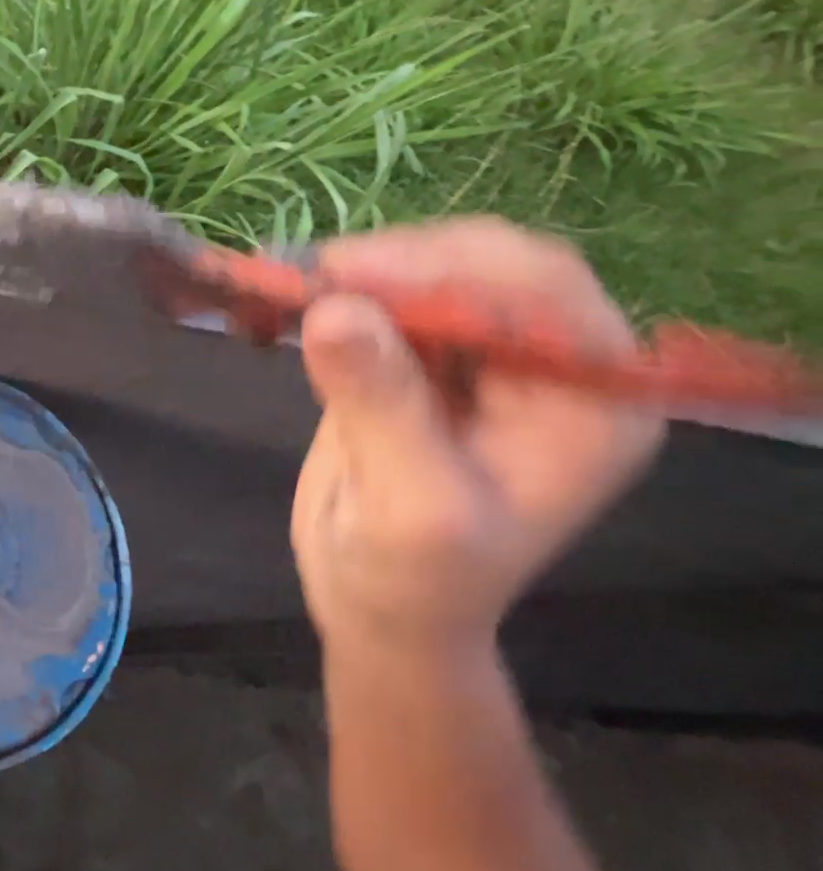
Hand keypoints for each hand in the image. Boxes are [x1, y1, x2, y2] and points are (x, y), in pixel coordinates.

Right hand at [290, 218, 665, 649]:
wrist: (377, 607)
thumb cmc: (414, 579)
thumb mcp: (411, 505)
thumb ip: (383, 405)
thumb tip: (333, 309)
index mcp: (587, 401)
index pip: (538, 293)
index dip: (447, 270)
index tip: (346, 278)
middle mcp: (546, 366)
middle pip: (485, 266)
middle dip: (396, 263)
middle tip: (306, 277)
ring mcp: (478, 360)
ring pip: (427, 273)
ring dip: (355, 273)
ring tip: (283, 289)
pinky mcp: (416, 362)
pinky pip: (383, 302)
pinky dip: (334, 296)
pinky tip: (285, 308)